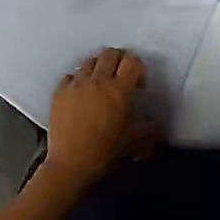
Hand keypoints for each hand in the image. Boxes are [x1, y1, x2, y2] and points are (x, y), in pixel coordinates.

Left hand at [43, 48, 157, 186]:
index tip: (138, 84)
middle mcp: (96, 81)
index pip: (132, 63)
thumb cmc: (105, 154)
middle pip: (110, 54)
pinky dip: (78, 80)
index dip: (139, 69)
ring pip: (89, 61)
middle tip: (121, 77)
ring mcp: (76, 85)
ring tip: (100, 84)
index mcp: (118, 91)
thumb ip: (150, 131)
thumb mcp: (134, 143)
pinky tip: (80, 94)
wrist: (71, 165)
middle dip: (119, 61)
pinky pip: (70, 76)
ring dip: (98, 68)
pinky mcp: (59, 92)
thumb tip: (160, 128)